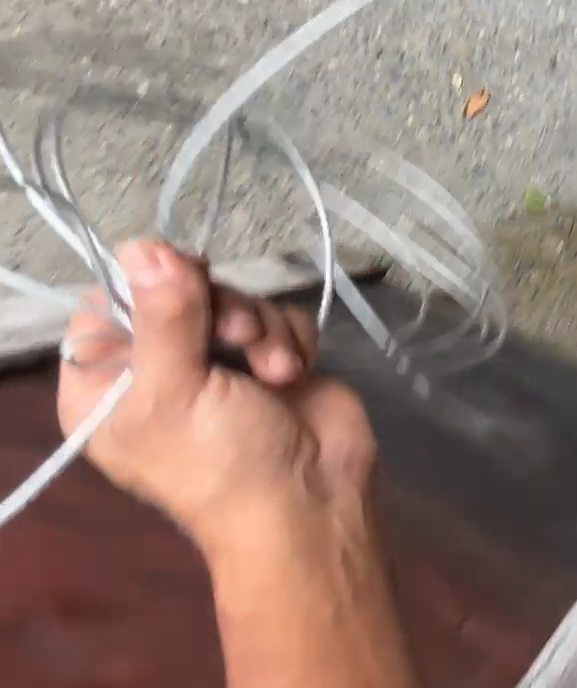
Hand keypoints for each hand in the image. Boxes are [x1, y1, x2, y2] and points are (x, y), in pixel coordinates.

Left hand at [57, 239, 376, 553]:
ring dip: (266, 330)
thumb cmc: (220, 456)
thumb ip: (164, 317)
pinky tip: (298, 370)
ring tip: (278, 370)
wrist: (309, 489)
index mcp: (109, 380)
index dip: (150, 286)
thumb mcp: (176, 391)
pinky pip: (285, 317)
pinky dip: (295, 340)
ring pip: (244, 302)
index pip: (111, 304)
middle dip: (224, 310)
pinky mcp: (280, 355)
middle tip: (238, 338)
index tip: (188, 281)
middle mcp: (164, 364)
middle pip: (188, 293)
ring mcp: (226, 360)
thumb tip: (146, 245)